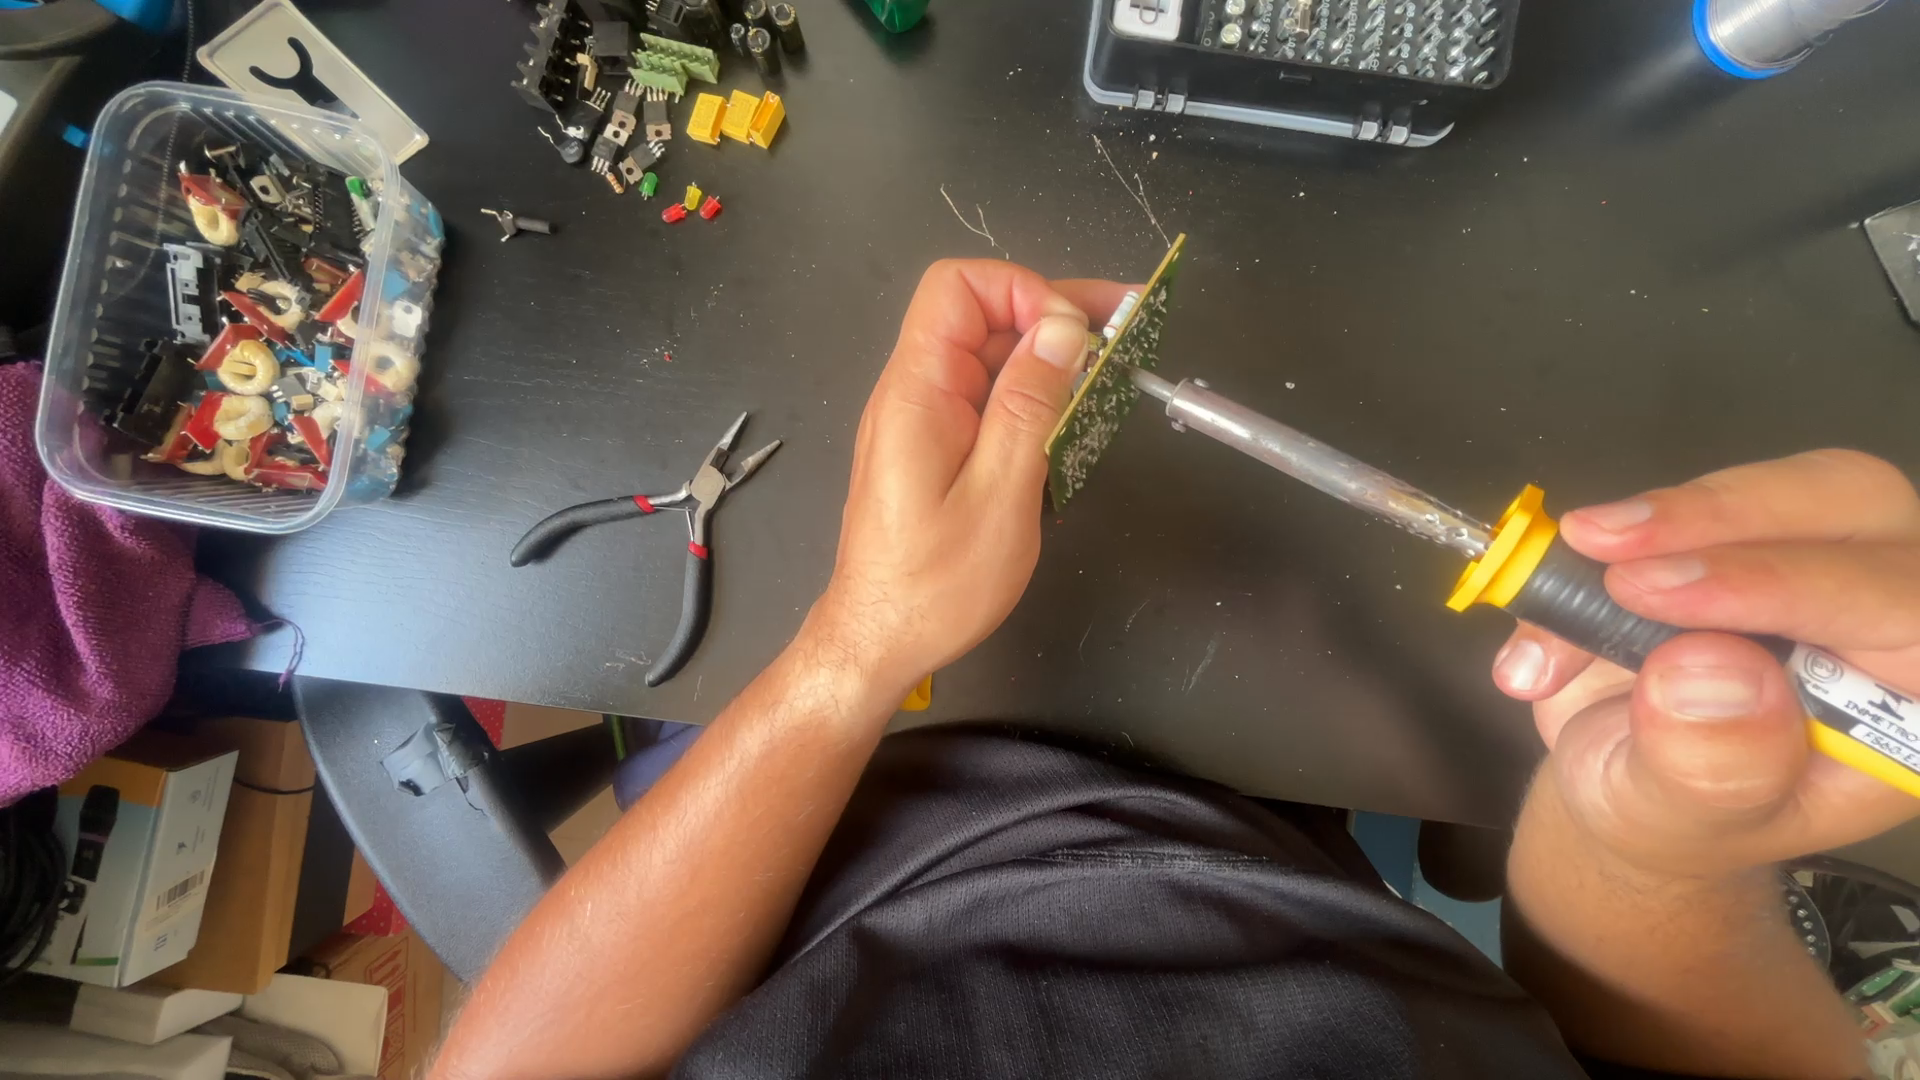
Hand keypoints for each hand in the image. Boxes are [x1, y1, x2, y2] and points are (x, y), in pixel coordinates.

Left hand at [806, 260, 1131, 690]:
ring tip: (1110, 372)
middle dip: (1053, 317)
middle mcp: (913, 394)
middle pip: (979, 318)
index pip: (957, 288)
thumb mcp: (1000, 495)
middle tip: (1126, 332)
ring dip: (1047, 360)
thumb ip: (1029, 406)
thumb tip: (1062, 329)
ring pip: (987, 360)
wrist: (880, 638)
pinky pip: (984, 402)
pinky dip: (1029, 399)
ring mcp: (922, 422)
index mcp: (918, 392)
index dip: (1022, 291)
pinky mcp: (933, 450)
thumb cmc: (936, 585)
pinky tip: (1068, 419)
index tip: (1076, 336)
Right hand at [1492, 450, 1919, 876]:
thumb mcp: (1678, 818)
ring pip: (1764, 494)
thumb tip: (1710, 671)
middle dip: (1716, 515)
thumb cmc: (1666, 820)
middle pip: (1844, 508)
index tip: (1646, 589)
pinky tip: (1538, 633)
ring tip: (1553, 575)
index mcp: (1911, 698)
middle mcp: (1874, 621)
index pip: (1894, 606)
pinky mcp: (1706, 550)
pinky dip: (1577, 561)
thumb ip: (1709, 764)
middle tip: (1599, 540)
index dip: (1778, 582)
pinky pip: (1656, 519)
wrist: (1615, 789)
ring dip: (1646, 527)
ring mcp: (1794, 573)